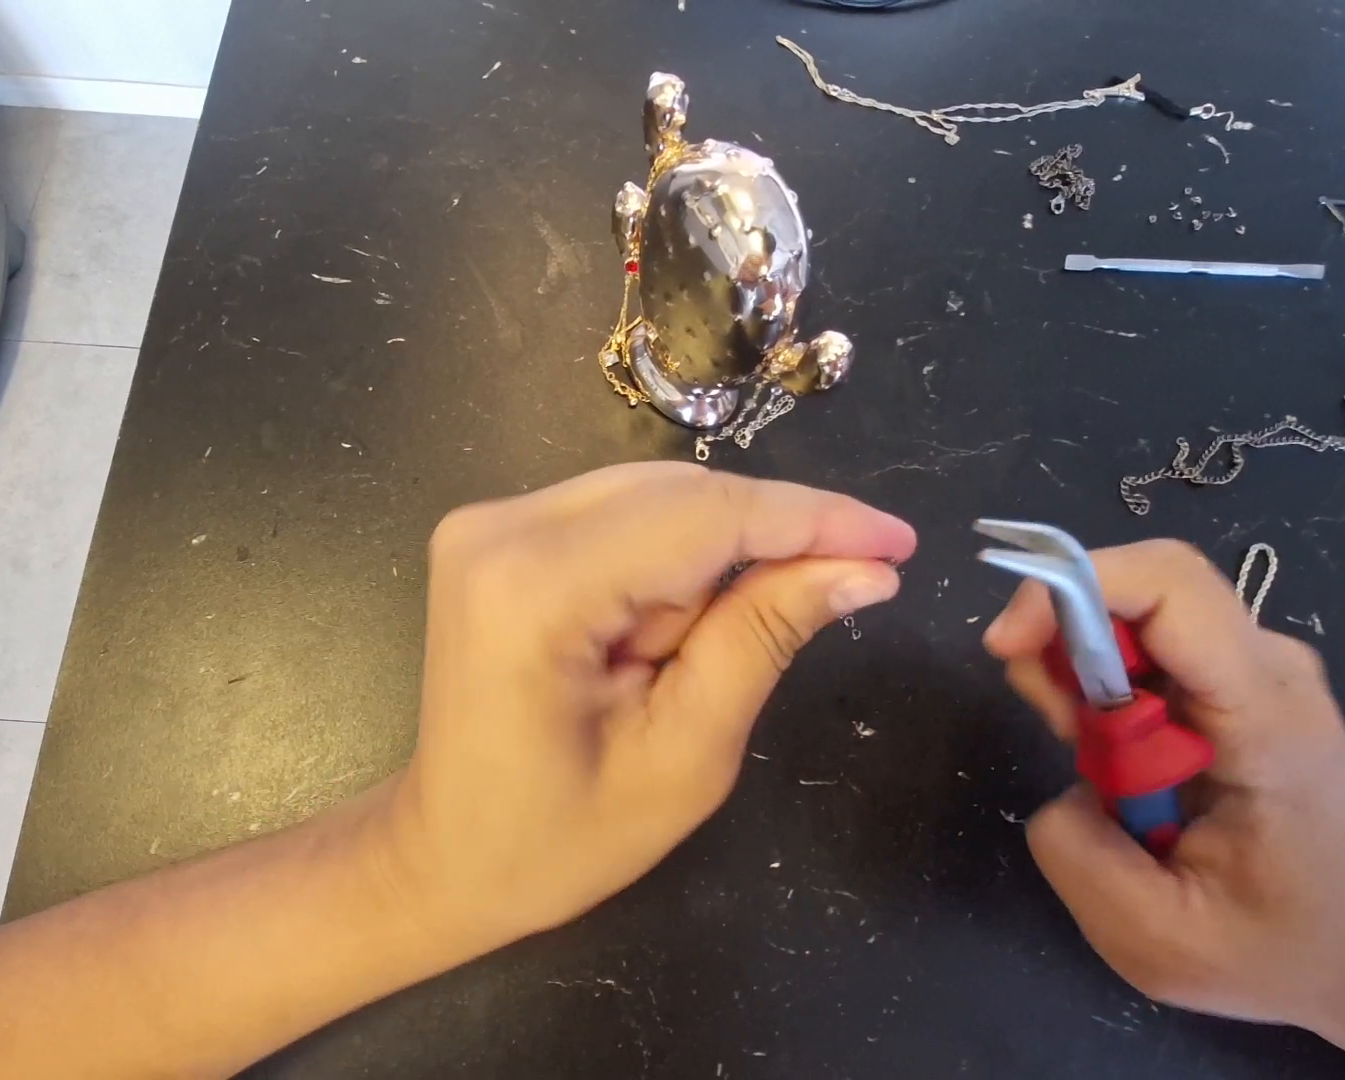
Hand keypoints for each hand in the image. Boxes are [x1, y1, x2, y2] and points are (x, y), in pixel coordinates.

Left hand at [385, 462, 914, 946]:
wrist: (447, 849)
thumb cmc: (559, 837)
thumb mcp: (684, 753)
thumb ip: (764, 637)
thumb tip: (860, 566)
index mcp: (534, 588)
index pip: (703, 517)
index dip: (812, 519)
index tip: (896, 540)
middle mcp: (499, 528)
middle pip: (677, 493)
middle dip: (763, 543)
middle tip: (830, 594)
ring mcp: (487, 521)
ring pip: (651, 497)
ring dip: (707, 561)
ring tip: (688, 654)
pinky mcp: (493, 531)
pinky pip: (616, 514)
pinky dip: (664, 559)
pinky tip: (656, 630)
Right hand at [982, 540, 1344, 1032]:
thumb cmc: (1272, 951)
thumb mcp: (1156, 940)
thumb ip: (1075, 852)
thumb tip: (1061, 785)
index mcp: (1268, 720)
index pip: (1171, 589)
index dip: (1071, 588)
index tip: (1007, 646)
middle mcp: (1265, 669)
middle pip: (1139, 584)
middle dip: (1057, 626)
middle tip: (1045, 715)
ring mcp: (1247, 668)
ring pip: (1126, 607)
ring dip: (1067, 659)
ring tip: (1074, 741)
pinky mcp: (1221, 677)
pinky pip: (1131, 636)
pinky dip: (1084, 672)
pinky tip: (1095, 737)